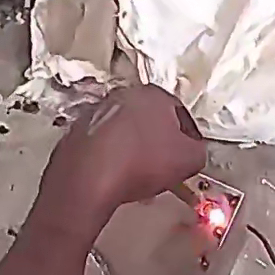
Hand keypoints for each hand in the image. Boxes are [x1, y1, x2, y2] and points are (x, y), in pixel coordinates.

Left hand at [37, 84, 206, 230]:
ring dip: (136, 150)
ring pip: (126, 131)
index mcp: (153, 95)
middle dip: (160, 142)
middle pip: (151, 119)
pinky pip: (103, 144)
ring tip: (141, 176)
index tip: (189, 154)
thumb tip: (194, 151)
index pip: (181, 113)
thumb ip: (199, 151)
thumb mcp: (189, 160)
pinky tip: (117, 177)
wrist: (87, 179)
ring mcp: (96, 112)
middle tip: (167, 165)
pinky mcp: (76, 132)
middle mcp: (123, 96)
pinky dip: (112, 157)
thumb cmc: (142, 163)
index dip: (189, 137)